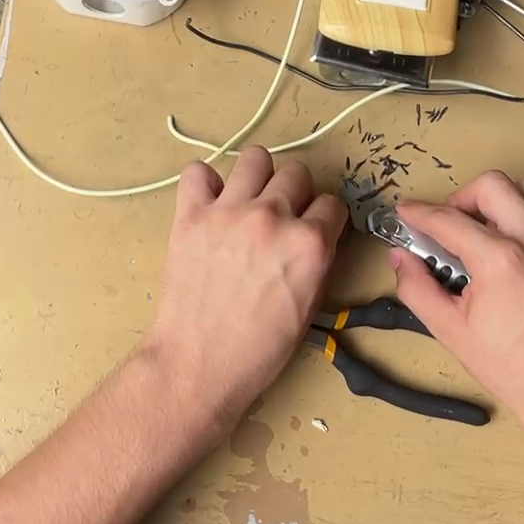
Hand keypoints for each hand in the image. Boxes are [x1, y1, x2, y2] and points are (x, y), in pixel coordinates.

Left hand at [144, 147, 348, 423]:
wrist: (199, 365)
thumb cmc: (260, 349)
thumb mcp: (310, 307)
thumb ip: (318, 261)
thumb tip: (316, 235)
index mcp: (309, 242)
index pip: (332, 203)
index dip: (325, 218)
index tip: (314, 228)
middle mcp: (273, 217)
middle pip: (297, 172)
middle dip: (295, 193)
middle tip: (282, 218)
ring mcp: (229, 211)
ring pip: (255, 158)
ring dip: (258, 176)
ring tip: (248, 200)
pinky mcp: (191, 215)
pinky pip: (197, 172)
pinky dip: (205, 183)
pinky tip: (210, 203)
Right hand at [391, 171, 523, 448]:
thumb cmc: (518, 370)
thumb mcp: (451, 332)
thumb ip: (416, 288)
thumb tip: (402, 259)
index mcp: (501, 261)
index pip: (448, 218)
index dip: (419, 213)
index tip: (409, 214)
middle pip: (492, 185)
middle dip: (462, 198)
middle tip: (451, 223)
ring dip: (501, 202)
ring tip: (487, 232)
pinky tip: (520, 249)